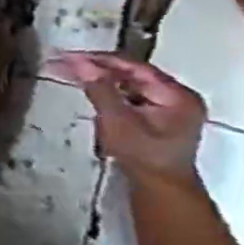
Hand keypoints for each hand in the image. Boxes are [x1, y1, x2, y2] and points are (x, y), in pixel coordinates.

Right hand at [47, 51, 206, 180]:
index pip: (134, 67)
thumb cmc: (142, 154)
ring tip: (71, 72)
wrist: (161, 187)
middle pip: (132, 72)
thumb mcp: (118, 121)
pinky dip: (109, 88)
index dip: (99, 59)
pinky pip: (132, 93)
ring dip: (101, 77)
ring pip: (130, 82)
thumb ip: (99, 89)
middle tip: (64, 62)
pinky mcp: (160, 114)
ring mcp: (171, 106)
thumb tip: (78, 62)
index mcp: (177, 95)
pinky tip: (89, 87)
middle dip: (98, 67)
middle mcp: (179, 96)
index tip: (68, 56)